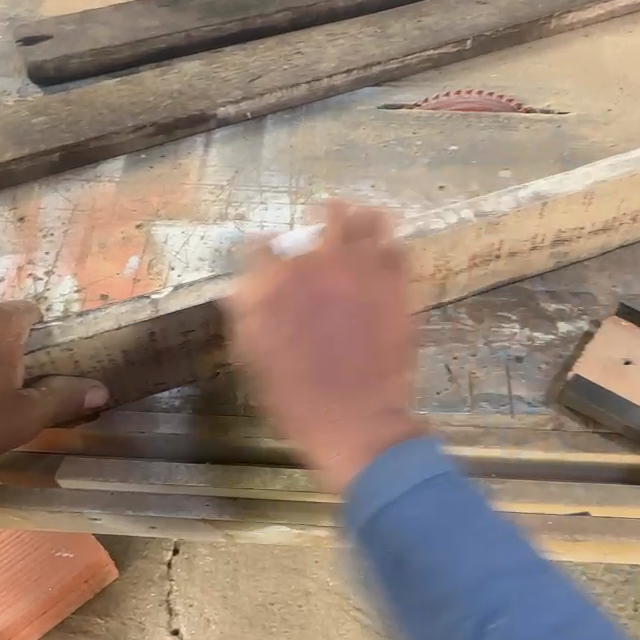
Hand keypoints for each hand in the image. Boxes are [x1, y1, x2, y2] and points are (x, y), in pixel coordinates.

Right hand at [225, 202, 421, 491]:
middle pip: (325, 215)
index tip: (265, 252)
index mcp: (278, 283)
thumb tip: (240, 290)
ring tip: (360, 223)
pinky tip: (386, 253)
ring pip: (368, 220)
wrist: (356, 423)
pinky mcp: (398, 287)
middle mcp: (321, 265)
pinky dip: (390, 246)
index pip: (262, 244)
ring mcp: (364, 272)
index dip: (262, 247)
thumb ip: (247, 318)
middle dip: (321, 218)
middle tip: (322, 226)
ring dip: (361, 220)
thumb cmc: (297, 402)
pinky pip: (398, 248)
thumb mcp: (255, 364)